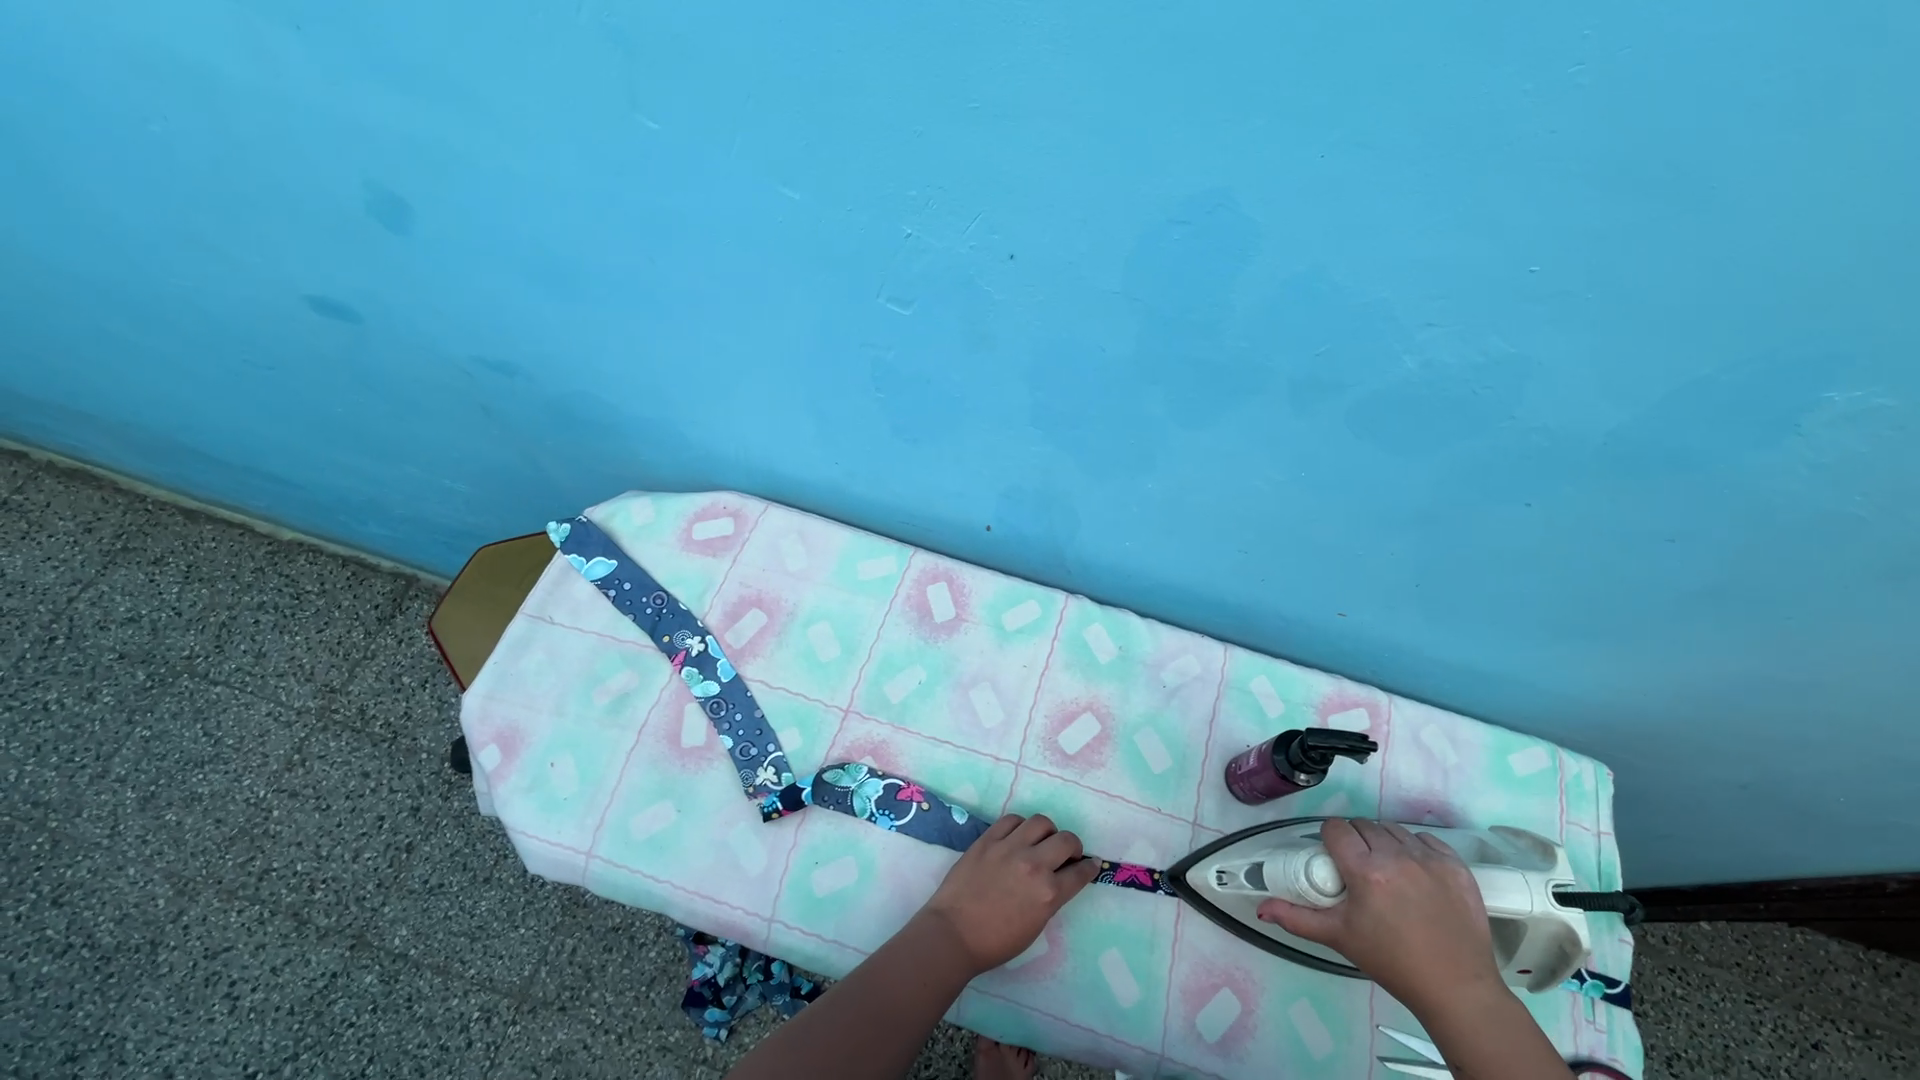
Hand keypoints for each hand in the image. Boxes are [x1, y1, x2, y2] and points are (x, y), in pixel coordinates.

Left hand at [916, 813, 1100, 974]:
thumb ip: (1051, 898)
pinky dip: (1020, 826)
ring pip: (1041, 822)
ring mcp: (1009, 848)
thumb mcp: (1036, 925)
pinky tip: (1017, 835)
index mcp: (1049, 894)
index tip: (1091, 863)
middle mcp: (1033, 865)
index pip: (1080, 872)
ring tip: (1041, 841)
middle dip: (1073, 846)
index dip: (1089, 867)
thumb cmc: (996, 941)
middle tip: (1067, 853)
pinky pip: (1011, 820)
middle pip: (1066, 840)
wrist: (953, 934)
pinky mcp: (987, 840)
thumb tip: (1059, 880)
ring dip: (1048, 832)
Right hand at [1257, 818, 1502, 1012]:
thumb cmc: (1391, 961)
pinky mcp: (1457, 866)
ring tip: (1385, 868)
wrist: (1455, 987)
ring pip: (1394, 830)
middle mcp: (1397, 857)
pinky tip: (1413, 870)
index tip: (1331, 856)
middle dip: (1355, 839)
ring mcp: (1430, 859)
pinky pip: (1427, 840)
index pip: (1336, 829)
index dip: (1329, 839)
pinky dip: (1415, 848)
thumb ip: (1296, 918)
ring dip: (1384, 841)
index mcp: (1365, 871)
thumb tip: (1261, 909)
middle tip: (1356, 867)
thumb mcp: (1338, 938)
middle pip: (1364, 826)